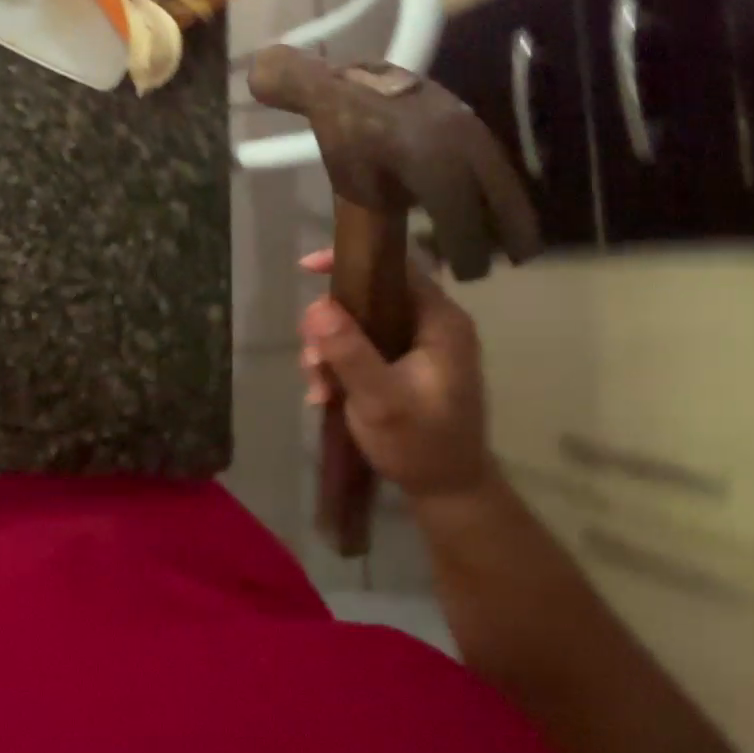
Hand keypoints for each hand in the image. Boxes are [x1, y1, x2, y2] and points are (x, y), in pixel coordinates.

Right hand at [297, 249, 494, 501]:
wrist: (447, 491)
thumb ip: (350, 352)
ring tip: (318, 388)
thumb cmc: (422, 444)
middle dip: (327, 326)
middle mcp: (430, 326)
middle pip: (365, 298)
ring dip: (326, 352)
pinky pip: (355, 349)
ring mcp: (415, 347)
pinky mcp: (400, 366)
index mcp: (440, 323)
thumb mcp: (380, 399)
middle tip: (312, 359)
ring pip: (354, 325)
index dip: (352, 261)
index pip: (396, 268)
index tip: (306, 268)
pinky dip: (334, 367)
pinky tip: (323, 395)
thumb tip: (317, 306)